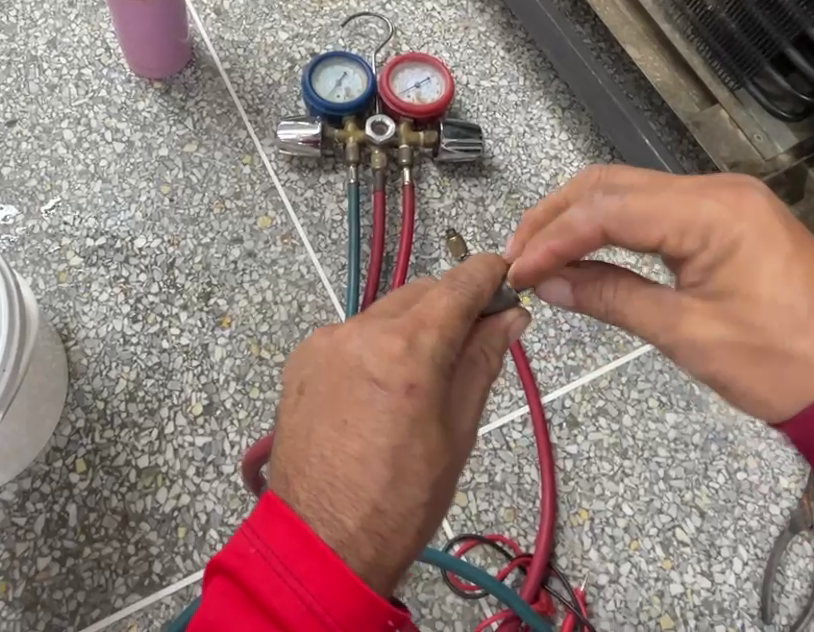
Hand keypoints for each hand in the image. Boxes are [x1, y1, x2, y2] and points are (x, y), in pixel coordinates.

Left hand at [267, 256, 530, 597]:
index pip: (457, 286)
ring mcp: (326, 340)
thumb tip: (511, 316)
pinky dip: (375, 344)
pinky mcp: (303, 355)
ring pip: (384, 312)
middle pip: (420, 294)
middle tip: (475, 333)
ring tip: (423, 373)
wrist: (320, 539)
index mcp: (407, 349)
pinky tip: (381, 385)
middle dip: (450, 305)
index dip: (486, 274)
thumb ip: (482, 361)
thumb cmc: (401, 499)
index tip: (504, 274)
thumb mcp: (457, 432)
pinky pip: (352, 334)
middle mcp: (361, 329)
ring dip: (411, 327)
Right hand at [506, 167, 813, 423]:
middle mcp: (716, 189)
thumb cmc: (785, 366)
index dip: (554, 237)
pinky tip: (585, 247)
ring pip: (628, 190)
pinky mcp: (726, 217)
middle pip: (612, 184)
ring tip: (540, 251)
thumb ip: (610, 297)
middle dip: (556, 216)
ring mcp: (723, 199)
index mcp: (712, 212)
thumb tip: (549, 284)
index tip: (519, 269)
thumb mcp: (688, 335)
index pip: (608, 209)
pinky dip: (611, 225)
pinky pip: (653, 208)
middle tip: (518, 254)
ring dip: (578, 217)